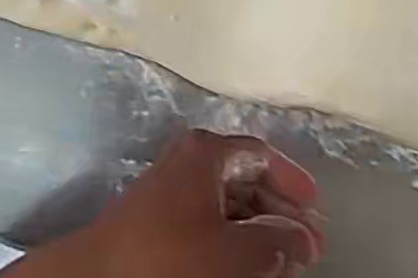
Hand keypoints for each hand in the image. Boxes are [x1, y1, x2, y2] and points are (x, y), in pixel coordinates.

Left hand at [5, 130, 324, 277]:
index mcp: (207, 152)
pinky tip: (249, 259)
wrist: (100, 276)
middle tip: (307, 244)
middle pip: (247, 176)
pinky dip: (234, 235)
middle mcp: (190, 159)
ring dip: (259, 226)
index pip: (262, 156)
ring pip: (229, 200)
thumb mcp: (231, 253)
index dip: (293, 182)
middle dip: (279, 210)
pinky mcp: (162, 215)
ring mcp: (174, 186)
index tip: (317, 210)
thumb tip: (304, 238)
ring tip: (283, 257)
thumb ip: (275, 244)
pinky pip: (210, 216)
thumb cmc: (169, 255)